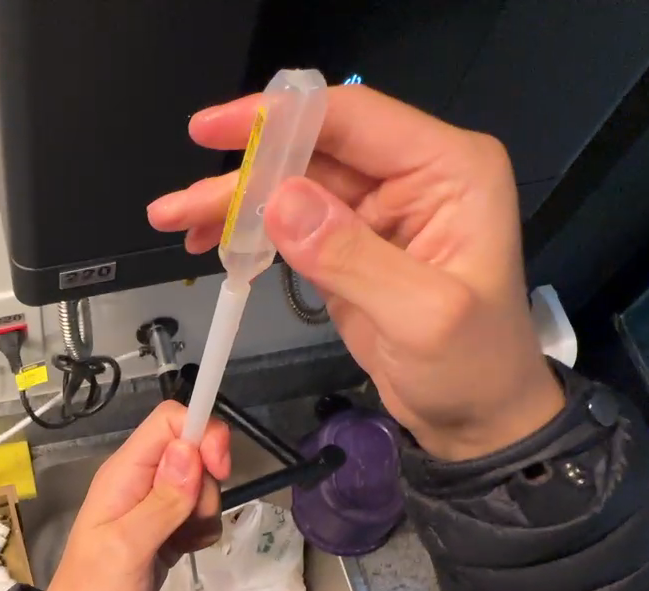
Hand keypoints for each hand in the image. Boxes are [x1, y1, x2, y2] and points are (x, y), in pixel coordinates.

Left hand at [35, 402, 230, 590]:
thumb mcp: (127, 548)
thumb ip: (161, 500)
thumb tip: (190, 449)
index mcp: (123, 473)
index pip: (168, 420)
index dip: (202, 433)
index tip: (219, 469)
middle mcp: (138, 480)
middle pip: (193, 451)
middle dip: (206, 484)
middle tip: (188, 524)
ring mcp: (152, 505)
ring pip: (200, 484)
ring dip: (203, 513)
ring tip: (181, 544)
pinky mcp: (165, 528)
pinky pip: (198, 513)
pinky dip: (201, 531)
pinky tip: (185, 552)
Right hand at [147, 85, 563, 460]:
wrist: (474, 414)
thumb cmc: (472, 366)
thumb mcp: (421, 316)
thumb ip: (352, 257)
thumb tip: (281, 203)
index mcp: (446, 172)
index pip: (351, 121)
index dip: (278, 119)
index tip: (212, 130)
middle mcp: (409, 180)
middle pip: (310, 155)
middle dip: (239, 175)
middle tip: (175, 205)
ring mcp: (374, 216)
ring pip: (291, 190)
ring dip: (233, 205)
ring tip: (178, 223)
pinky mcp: (346, 250)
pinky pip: (290, 228)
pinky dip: (249, 234)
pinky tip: (215, 244)